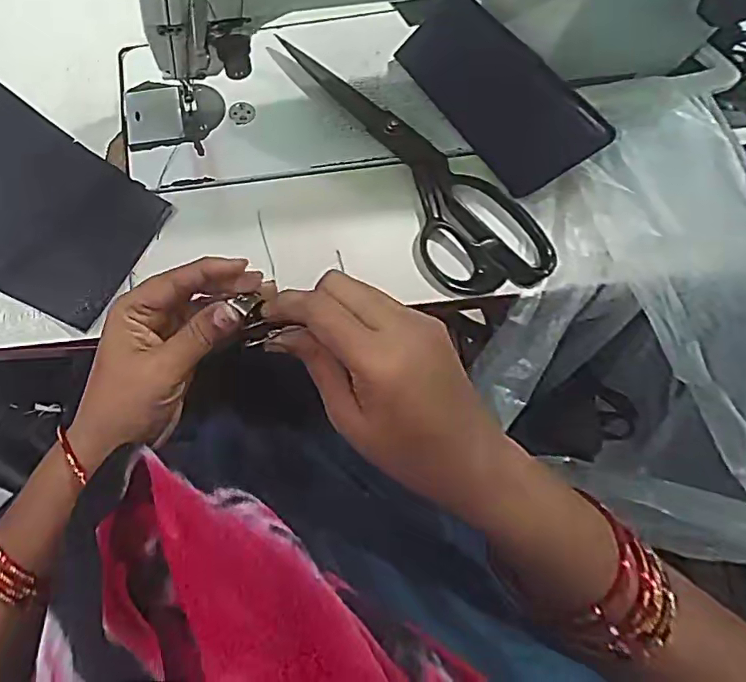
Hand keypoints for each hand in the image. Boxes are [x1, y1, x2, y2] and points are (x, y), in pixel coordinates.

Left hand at [69, 257, 264, 469]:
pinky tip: (244, 321)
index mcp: (134, 308)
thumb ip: (198, 336)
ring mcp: (162, 333)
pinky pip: (202, 331)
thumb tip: (231, 309)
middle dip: (225, 285)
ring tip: (258, 298)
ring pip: (199, 310)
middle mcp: (148, 315)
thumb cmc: (122, 405)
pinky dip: (223, 327)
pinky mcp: (175, 353)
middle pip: (191, 291)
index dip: (211, 270)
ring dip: (227, 305)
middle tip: (258, 283)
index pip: (177, 280)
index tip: (241, 266)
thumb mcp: (163, 367)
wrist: (112, 445)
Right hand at [262, 272, 518, 514]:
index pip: (320, 307)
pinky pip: (377, 298)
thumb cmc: (409, 455)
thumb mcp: (349, 419)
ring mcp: (419, 320)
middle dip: (308, 299)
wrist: (478, 463)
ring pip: (356, 286)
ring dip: (331, 302)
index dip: (287, 305)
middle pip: (336, 283)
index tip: (266, 316)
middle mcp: (402, 327)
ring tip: (321, 335)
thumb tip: (284, 333)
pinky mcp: (428, 321)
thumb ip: (317, 365)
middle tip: (294, 328)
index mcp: (380, 358)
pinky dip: (355, 309)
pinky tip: (352, 340)